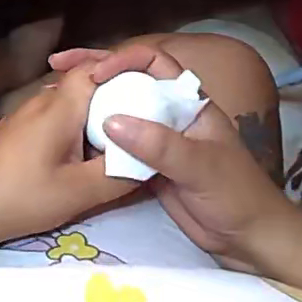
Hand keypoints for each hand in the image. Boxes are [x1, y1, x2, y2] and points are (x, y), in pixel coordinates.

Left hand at [0, 62, 138, 243]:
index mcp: (60, 106)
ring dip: (94, 112)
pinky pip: (55, 114)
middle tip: (145, 117)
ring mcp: (26, 111)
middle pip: (85, 83)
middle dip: (115, 95)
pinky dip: (75, 124)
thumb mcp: (80, 192)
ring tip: (120, 136)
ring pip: (70, 100)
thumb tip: (151, 157)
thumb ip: (120, 172)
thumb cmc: (22, 195)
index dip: (125, 72)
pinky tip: (84, 150)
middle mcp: (42, 99)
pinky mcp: (18, 126)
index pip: (95, 68)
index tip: (151, 90)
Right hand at [56, 43, 301, 271]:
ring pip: (116, 106)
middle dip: (94, 68)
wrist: (248, 241)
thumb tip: (110, 121)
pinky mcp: (144, 161)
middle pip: (127, 78)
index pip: (152, 62)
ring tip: (53, 93)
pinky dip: (91, 130)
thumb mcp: (200, 166)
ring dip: (87, 97)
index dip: (123, 60)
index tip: (95, 72)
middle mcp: (168, 111)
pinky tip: (68, 130)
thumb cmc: (235, 195)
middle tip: (58, 64)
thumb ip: (159, 144)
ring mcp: (155, 136)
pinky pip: (114, 138)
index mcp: (188, 101)